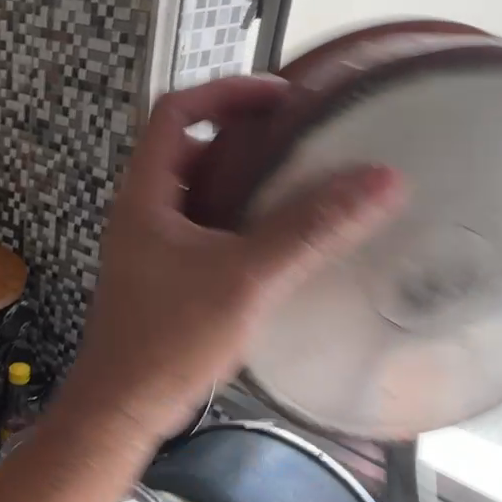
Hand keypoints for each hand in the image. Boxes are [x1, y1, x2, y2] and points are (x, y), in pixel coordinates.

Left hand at [59, 75, 407, 442]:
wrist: (120, 410)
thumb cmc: (167, 341)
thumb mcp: (244, 280)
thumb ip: (309, 230)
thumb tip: (381, 179)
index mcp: (144, 198)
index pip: (176, 111)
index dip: (227, 91)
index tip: (282, 97)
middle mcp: (139, 217)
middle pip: (188, 151)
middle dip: (242, 140)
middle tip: (299, 142)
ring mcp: (146, 252)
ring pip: (196, 198)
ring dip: (241, 186)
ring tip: (300, 188)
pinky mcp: (159, 283)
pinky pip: (200, 236)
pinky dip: (235, 227)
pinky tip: (277, 247)